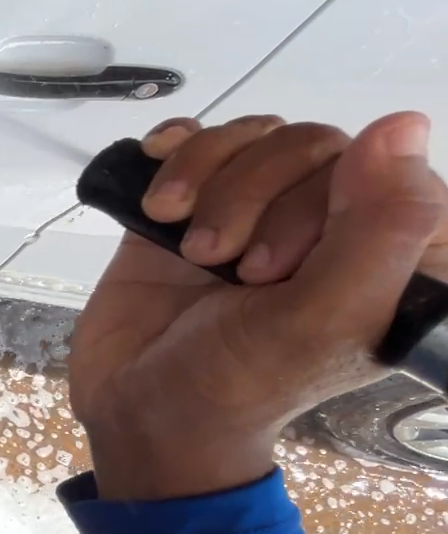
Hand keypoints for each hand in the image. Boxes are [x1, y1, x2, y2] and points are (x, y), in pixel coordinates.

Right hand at [68, 112, 447, 500]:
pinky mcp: (182, 215)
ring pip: (247, 139)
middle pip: (303, 147)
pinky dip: (173, 145)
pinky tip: (153, 168)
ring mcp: (247, 215)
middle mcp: (324, 223)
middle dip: (245, 196)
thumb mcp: (323, 318)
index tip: (262, 269)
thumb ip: (379, 229)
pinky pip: (191, 145)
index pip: (376, 168)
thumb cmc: (238, 380)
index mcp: (387, 250)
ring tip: (175, 232)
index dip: (312, 202)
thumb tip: (397, 126)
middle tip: (214, 261)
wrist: (137, 408)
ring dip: (198, 175)